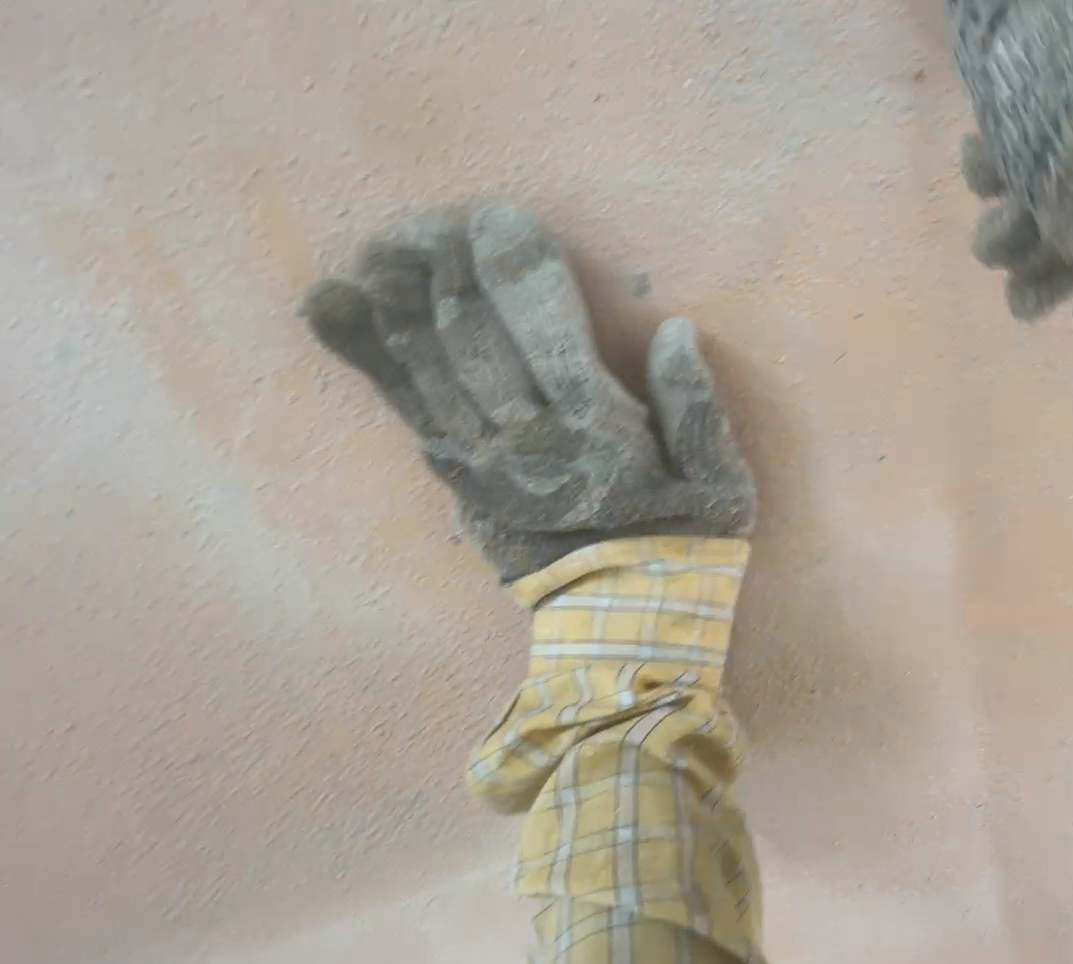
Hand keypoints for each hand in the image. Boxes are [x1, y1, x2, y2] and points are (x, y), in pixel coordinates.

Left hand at [302, 205, 754, 580]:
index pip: (551, 338)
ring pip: (429, 368)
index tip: (504, 220)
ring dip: (401, 297)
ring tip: (383, 239)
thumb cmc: (686, 544)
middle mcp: (530, 445)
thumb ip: (699, 408)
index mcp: (601, 437)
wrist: (631, 622)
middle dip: (454, 272)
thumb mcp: (722, 483)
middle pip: (478, 343)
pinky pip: (405, 410)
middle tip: (435, 216)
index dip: (523, 275)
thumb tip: (676, 332)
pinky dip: (367, 357)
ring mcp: (484, 466)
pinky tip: (334, 304)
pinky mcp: (459, 483)